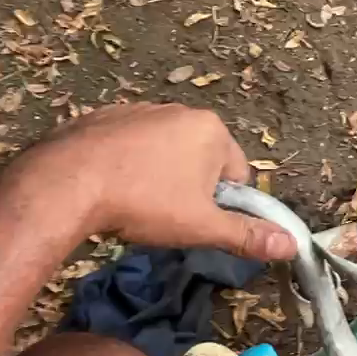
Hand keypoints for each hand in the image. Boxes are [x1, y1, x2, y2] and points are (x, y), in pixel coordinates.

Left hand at [0, 103, 295, 261]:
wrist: (64, 183)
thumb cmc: (143, 203)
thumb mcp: (201, 226)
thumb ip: (247, 235)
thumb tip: (292, 245)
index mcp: (212, 131)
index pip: (237, 175)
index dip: (220, 205)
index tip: (194, 222)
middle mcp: (180, 112)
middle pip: (201, 160)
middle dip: (189, 189)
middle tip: (164, 217)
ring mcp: (139, 110)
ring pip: (164, 153)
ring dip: (158, 177)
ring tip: (132, 205)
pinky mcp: (103, 116)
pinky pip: (129, 145)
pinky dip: (125, 164)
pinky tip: (108, 188)